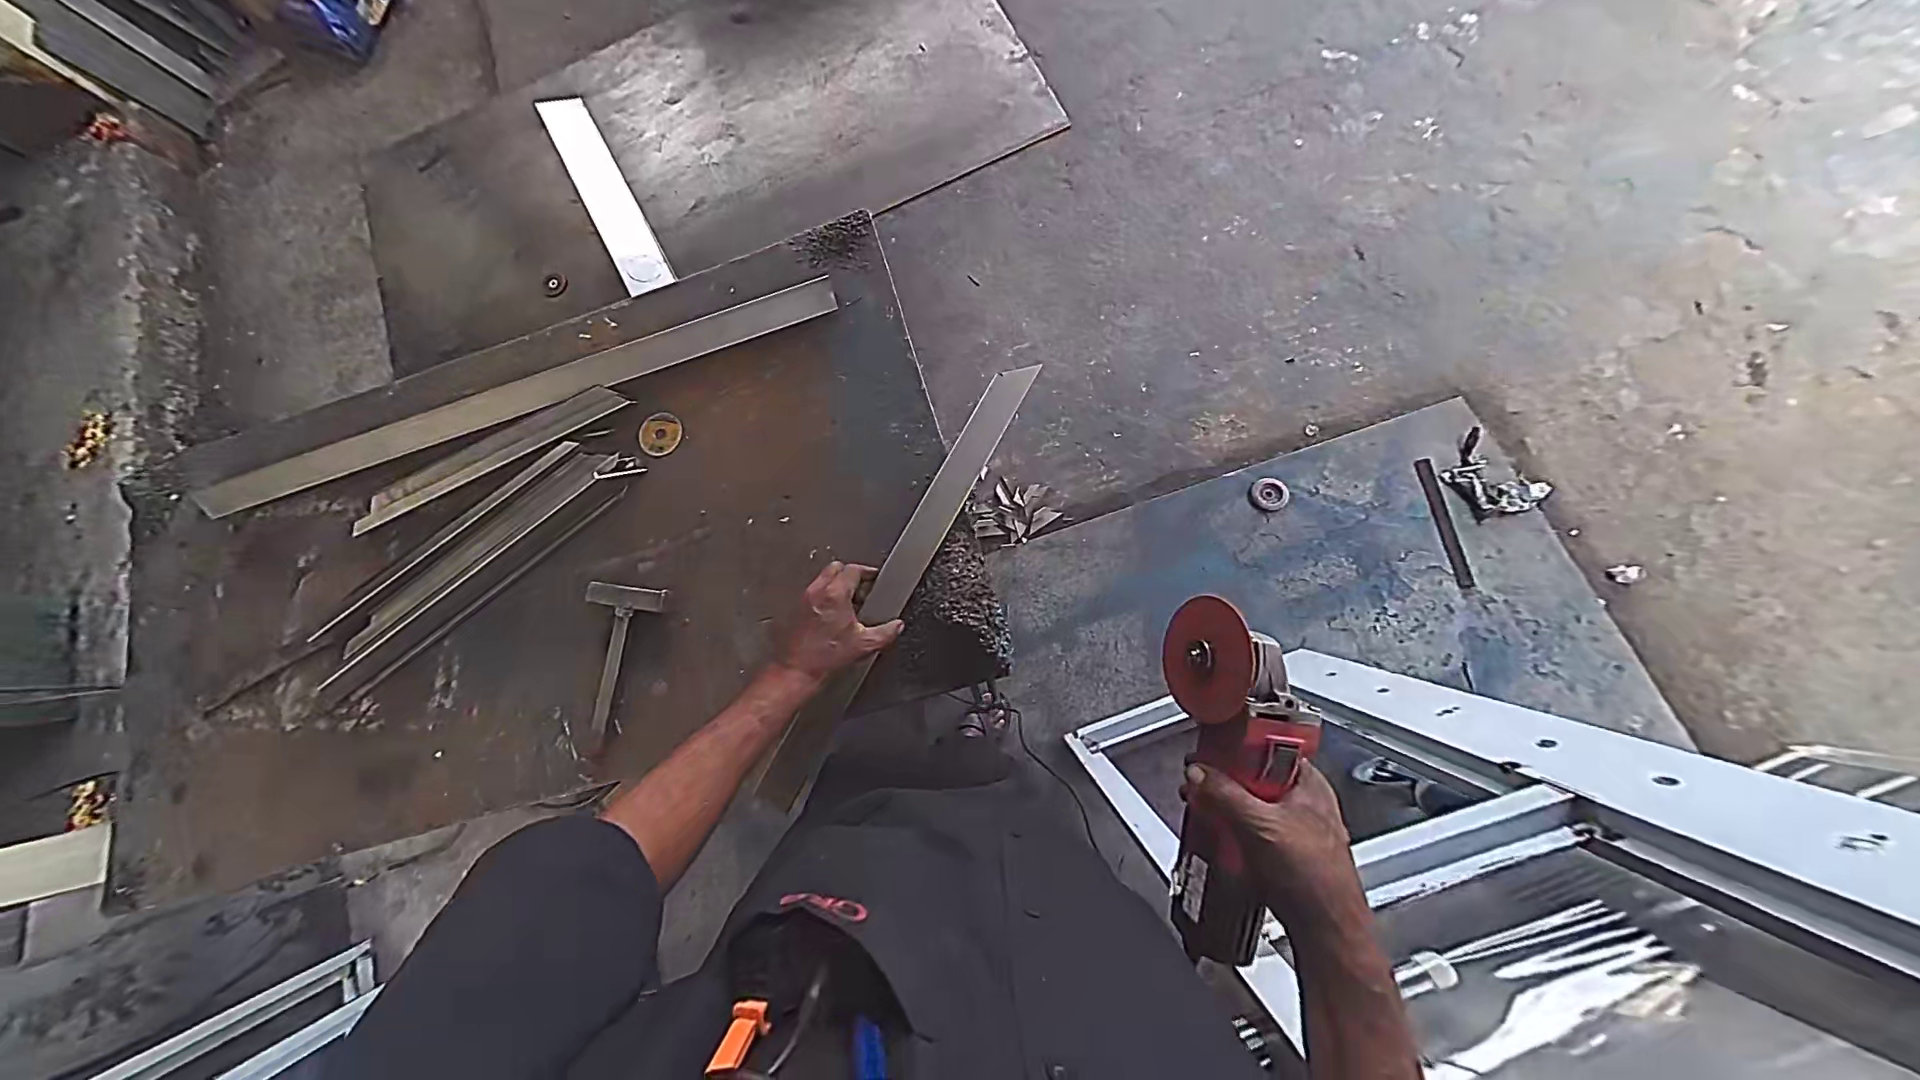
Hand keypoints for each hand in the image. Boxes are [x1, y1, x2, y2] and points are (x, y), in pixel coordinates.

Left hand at [775, 562, 904, 682]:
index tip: (873, 577)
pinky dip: (824, 595)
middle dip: (850, 575)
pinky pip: (813, 592)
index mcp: (835, 595)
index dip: (867, 572)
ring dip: (836, 584)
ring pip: (823, 579)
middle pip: (836, 568)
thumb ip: (886, 632)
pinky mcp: (796, 608)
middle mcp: (818, 592)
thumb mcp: (864, 645)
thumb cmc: (825, 657)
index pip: (853, 570)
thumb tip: (896, 626)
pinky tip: (832, 614)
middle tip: (861, 588)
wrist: (798, 670)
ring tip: (848, 602)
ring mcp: (805, 599)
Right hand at [1181, 761, 1367, 932]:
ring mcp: (1293, 829)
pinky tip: (1218, 837)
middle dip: (1223, 781)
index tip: (1212, 750)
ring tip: (1205, 808)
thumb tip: (1198, 772)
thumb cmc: (1317, 880)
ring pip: (1249, 804)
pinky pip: (1248, 830)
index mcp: (1310, 784)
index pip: (1269, 747)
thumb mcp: (1260, 824)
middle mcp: (1303, 803)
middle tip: (1201, 783)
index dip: (1238, 746)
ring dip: (1224, 806)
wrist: (1327, 934)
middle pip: (1253, 777)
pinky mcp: (1282, 853)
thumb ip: (1224, 793)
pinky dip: (1231, 830)